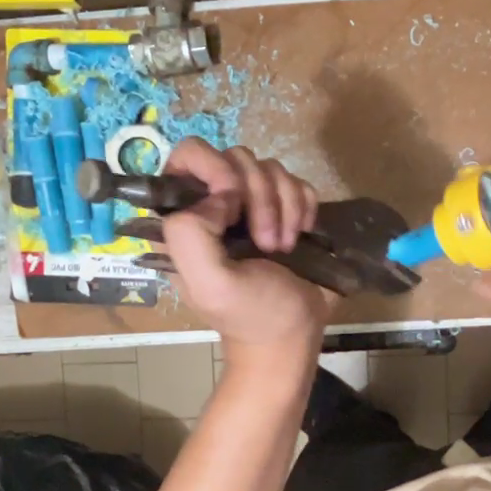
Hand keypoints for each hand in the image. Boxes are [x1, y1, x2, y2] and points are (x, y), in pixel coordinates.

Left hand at [158, 139, 331, 363]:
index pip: (188, 156)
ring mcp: (255, 205)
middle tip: (266, 243)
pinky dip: (304, 206)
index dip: (213, 168)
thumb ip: (190, 233)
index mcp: (187, 217)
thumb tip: (220, 196)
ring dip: (284, 207)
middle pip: (237, 158)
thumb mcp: (208, 284)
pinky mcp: (288, 208)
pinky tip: (300, 236)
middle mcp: (217, 203)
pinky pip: (298, 182)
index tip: (233, 202)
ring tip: (283, 247)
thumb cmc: (249, 315)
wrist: (294, 334)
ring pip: (271, 168)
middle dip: (259, 198)